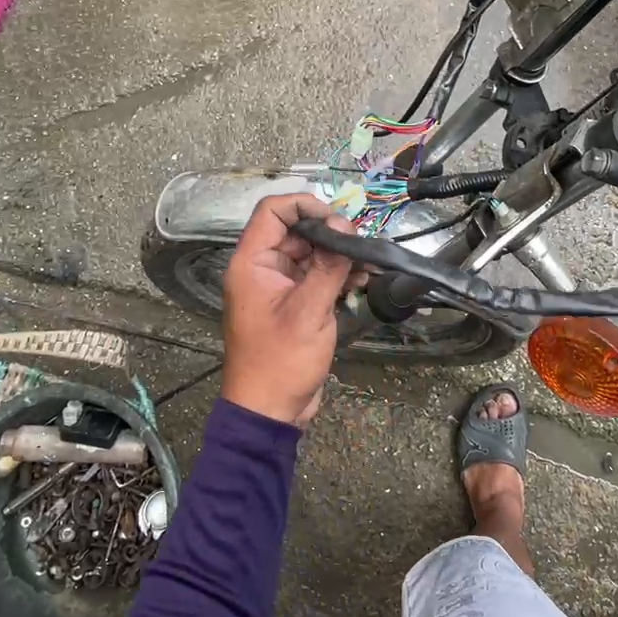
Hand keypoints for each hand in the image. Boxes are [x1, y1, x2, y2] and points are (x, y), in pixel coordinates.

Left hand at [219, 195, 357, 426]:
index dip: (304, 204)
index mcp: (251, 263)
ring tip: (366, 264)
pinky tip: (361, 279)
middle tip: (359, 244)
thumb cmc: (281, 362)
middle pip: (295, 230)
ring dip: (337, 254)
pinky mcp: (293, 302)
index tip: (338, 218)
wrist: (270, 411)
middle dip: (330, 232)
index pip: (272, 211)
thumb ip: (328, 266)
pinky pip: (314, 275)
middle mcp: (261, 268)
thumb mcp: (308, 311)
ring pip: (309, 252)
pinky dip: (336, 274)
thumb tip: (345, 226)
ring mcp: (278, 286)